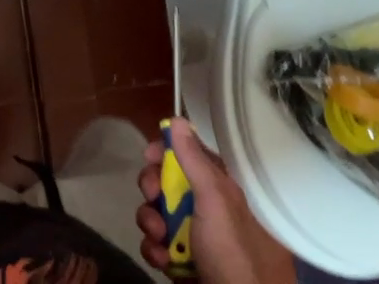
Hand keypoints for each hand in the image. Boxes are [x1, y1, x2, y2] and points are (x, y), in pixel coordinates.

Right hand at [136, 119, 296, 283]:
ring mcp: (192, 235)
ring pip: (157, 214)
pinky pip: (157, 245)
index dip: (164, 152)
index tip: (147, 156)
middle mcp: (204, 206)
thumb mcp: (213, 199)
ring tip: (160, 240)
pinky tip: (163, 260)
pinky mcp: (181, 261)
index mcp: (218, 186)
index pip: (186, 154)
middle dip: (152, 191)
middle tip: (153, 199)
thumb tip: (177, 118)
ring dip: (151, 224)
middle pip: (165, 183)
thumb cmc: (230, 249)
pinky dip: (155, 251)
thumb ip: (193, 159)